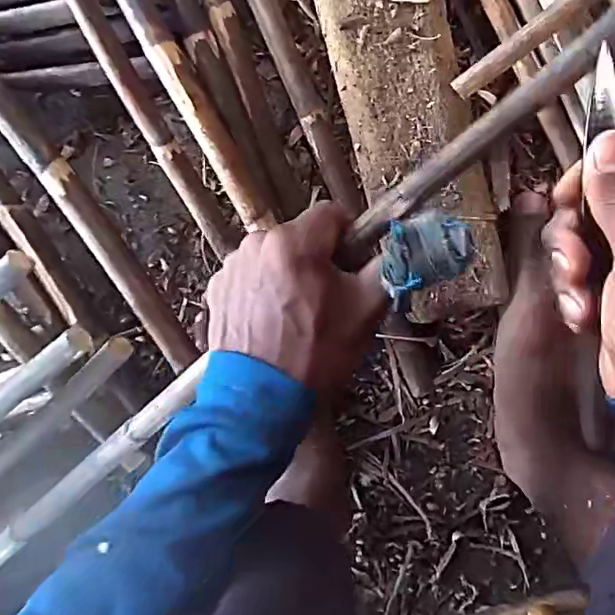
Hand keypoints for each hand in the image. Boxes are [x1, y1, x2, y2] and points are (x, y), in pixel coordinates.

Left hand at [205, 202, 387, 398]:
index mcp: (292, 242)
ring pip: (275, 258)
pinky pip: (251, 277)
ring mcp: (232, 267)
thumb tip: (398, 248)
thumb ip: (386, 268)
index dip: (351, 236)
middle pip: (301, 237)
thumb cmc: (312, 356)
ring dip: (289, 275)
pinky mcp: (217, 289)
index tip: (354, 263)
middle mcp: (256, 244)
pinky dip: (264, 291)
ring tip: (297, 317)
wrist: (257, 400)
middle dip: (319, 260)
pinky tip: (272, 323)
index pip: (331, 214)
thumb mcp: (364, 310)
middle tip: (329, 300)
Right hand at [545, 131, 614, 408]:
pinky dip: (573, 284)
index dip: (598, 175)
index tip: (569, 200)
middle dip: (577, 229)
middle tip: (573, 261)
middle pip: (604, 196)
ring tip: (576, 295)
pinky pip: (581, 260)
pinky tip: (581, 312)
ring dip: (569, 260)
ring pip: (585, 228)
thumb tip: (607, 138)